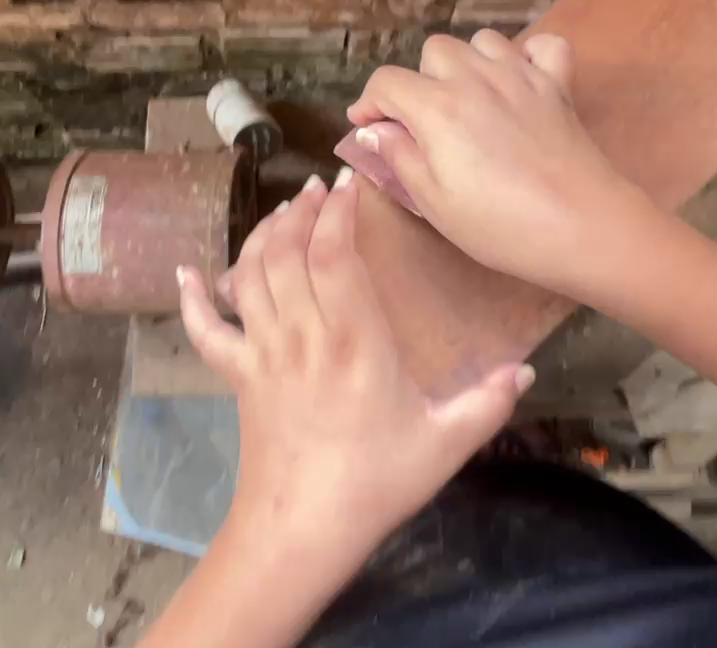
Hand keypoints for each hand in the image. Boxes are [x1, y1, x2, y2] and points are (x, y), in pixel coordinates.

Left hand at [178, 170, 533, 563]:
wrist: (300, 533)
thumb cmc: (374, 484)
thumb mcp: (445, 445)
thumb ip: (489, 402)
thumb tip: (529, 370)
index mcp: (354, 342)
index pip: (336, 257)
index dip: (338, 213)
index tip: (349, 183)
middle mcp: (302, 335)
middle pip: (287, 252)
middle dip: (301, 210)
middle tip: (318, 188)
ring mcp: (262, 352)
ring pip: (249, 275)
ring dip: (262, 236)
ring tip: (283, 213)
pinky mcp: (237, 375)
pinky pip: (205, 330)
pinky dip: (193, 298)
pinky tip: (187, 273)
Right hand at [345, 31, 660, 295]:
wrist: (582, 229)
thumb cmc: (499, 226)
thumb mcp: (434, 202)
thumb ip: (398, 156)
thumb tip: (371, 130)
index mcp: (437, 107)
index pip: (386, 82)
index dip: (369, 103)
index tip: (367, 128)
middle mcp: (475, 78)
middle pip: (433, 50)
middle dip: (419, 81)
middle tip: (424, 123)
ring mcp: (521, 75)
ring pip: (481, 40)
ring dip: (467, 63)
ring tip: (469, 99)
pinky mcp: (557, 84)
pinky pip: (543, 45)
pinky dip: (528, 55)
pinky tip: (519, 81)